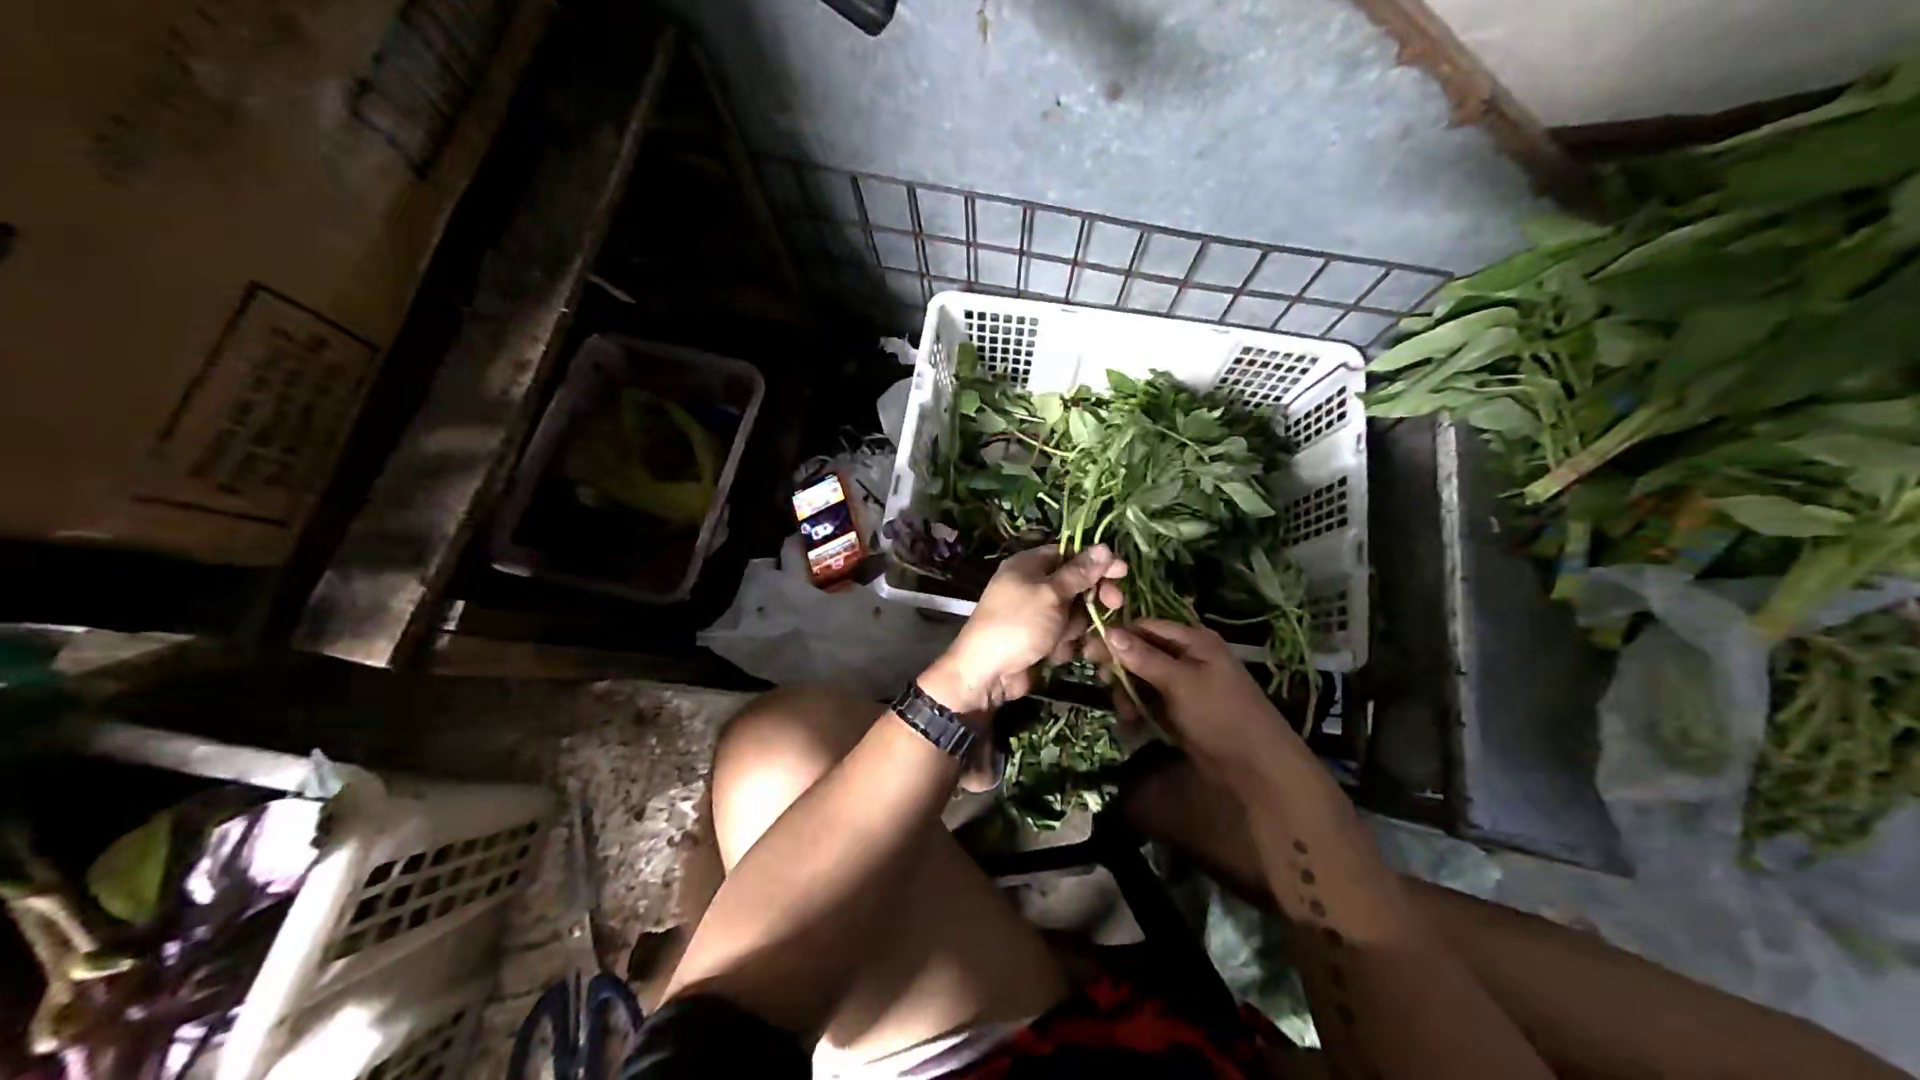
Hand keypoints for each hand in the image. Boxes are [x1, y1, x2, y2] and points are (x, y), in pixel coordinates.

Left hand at [919, 545, 1127, 715]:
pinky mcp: (1039, 637)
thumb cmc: (1018, 624)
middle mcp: (1032, 584)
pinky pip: (1064, 634)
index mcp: (1029, 564)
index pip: (1070, 553)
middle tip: (1113, 606)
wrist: (986, 672)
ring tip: (1063, 640)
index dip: (1097, 562)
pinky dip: (1063, 644)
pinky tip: (1054, 655)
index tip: (1122, 572)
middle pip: (1076, 584)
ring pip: (1074, 613)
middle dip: (1093, 598)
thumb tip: (1105, 546)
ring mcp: (1035, 613)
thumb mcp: (1051, 594)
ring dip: (1075, 627)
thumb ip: (1079, 573)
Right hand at [1087, 619, 1303, 785]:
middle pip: (1141, 652)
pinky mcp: (1182, 709)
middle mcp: (1188, 656)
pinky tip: (1134, 723)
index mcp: (1193, 640)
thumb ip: (1143, 657)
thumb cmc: (1219, 714)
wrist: (1257, 767)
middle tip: (1106, 685)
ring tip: (1127, 714)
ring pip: (1143, 678)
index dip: (1117, 637)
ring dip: (1129, 693)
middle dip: (1122, 669)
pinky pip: (1151, 700)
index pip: (1145, 627)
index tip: (1089, 652)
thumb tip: (1108, 631)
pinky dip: (1140, 709)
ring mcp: (1185, 684)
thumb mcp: (1180, 682)